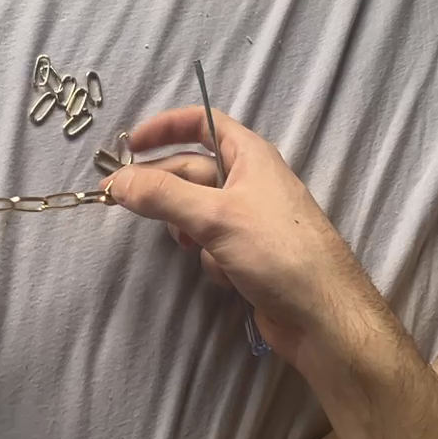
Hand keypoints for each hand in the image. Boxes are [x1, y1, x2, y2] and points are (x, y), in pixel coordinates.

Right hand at [101, 107, 393, 366]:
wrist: (321, 315)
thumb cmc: (274, 249)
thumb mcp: (214, 215)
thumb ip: (163, 195)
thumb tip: (116, 180)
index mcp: (249, 153)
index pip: (202, 122)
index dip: (166, 127)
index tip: (129, 143)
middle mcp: (249, 179)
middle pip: (192, 169)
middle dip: (163, 186)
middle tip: (118, 199)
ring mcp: (249, 218)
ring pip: (198, 211)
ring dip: (189, 228)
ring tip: (190, 243)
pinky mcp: (248, 253)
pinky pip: (212, 243)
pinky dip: (210, 257)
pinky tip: (225, 273)